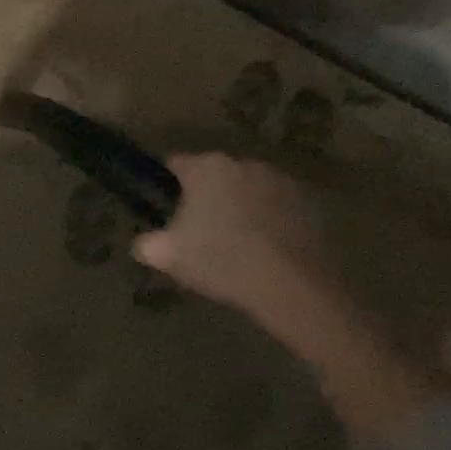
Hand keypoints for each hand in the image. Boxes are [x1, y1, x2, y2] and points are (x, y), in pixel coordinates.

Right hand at [130, 153, 340, 327]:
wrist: (293, 285)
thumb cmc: (221, 261)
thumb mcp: (168, 256)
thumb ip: (146, 243)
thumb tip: (141, 242)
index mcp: (206, 168)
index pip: (175, 163)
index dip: (165, 182)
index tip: (163, 204)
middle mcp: (243, 164)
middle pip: (214, 174)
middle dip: (205, 195)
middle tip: (198, 229)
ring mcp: (280, 180)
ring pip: (248, 188)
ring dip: (240, 205)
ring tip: (236, 241)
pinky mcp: (309, 202)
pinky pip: (277, 205)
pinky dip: (269, 219)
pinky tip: (266, 248)